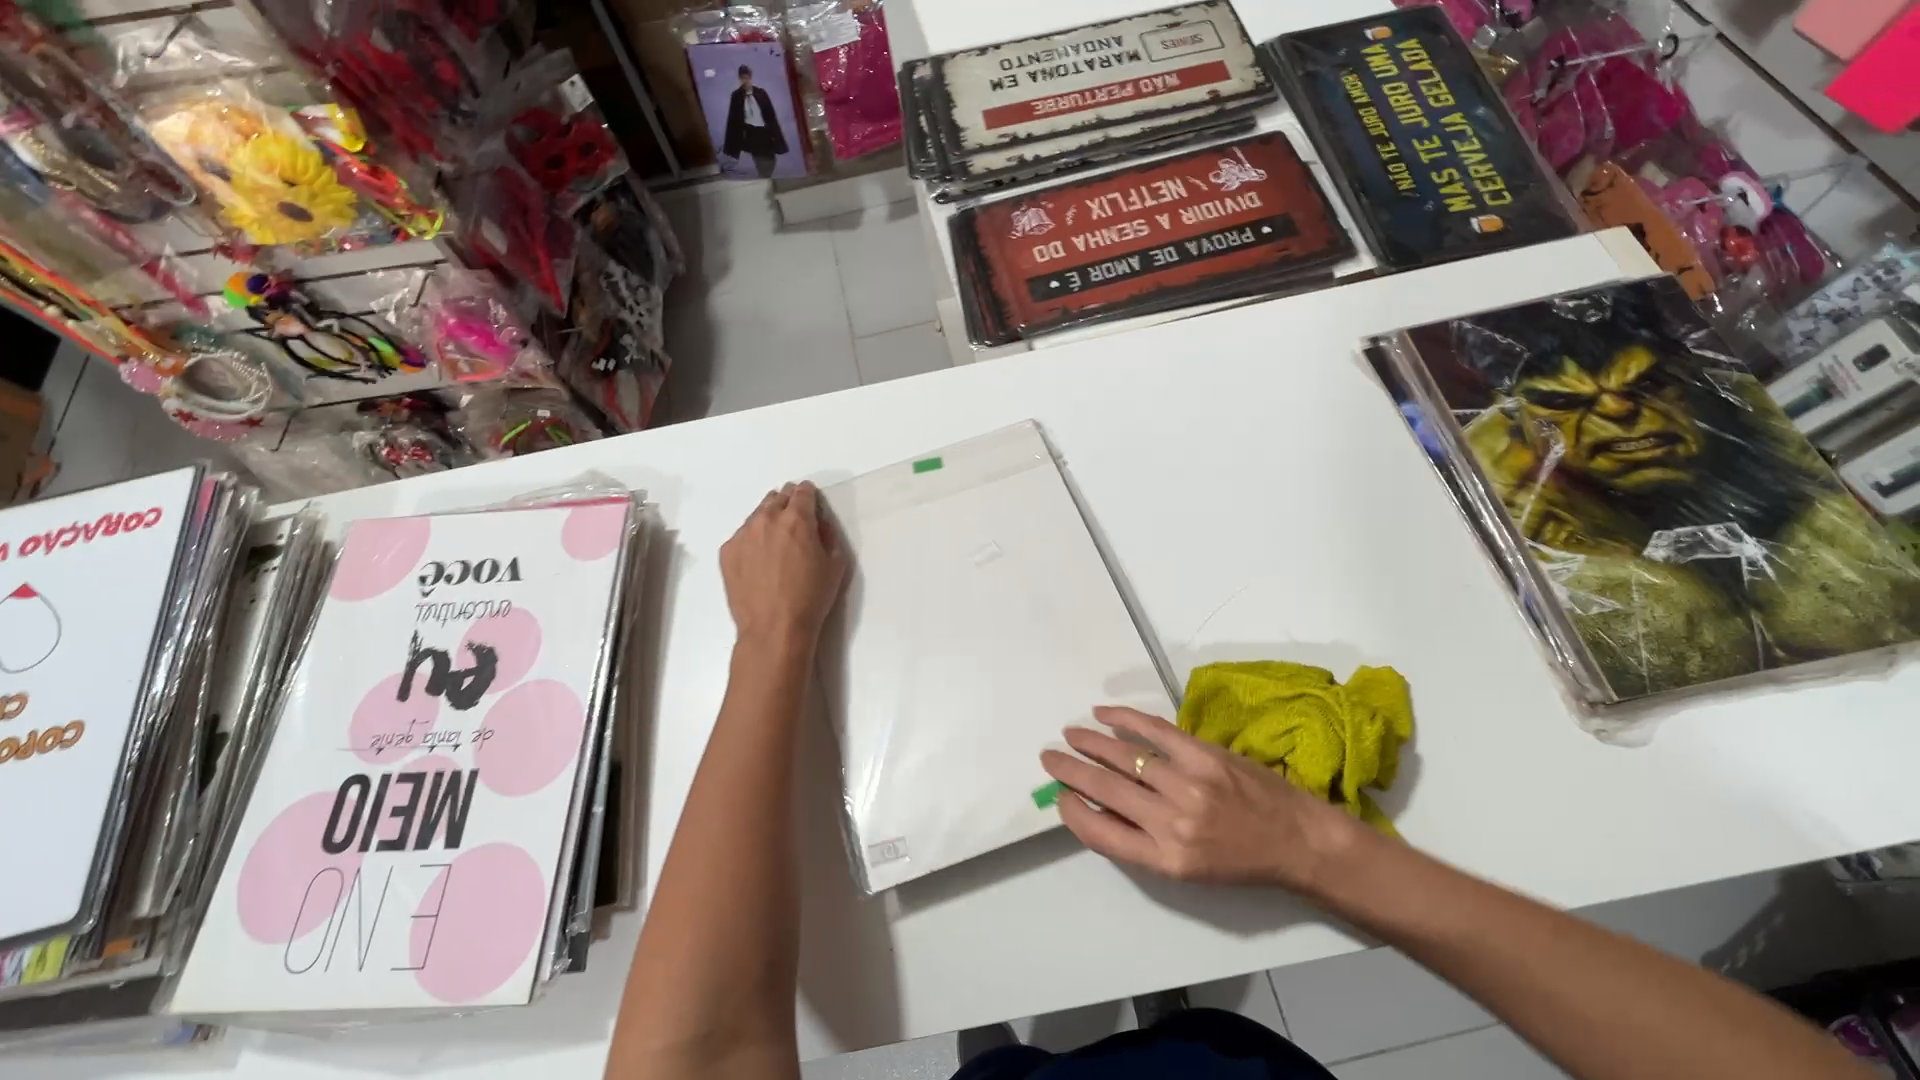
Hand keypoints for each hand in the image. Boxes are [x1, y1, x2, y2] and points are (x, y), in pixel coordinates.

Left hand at [719, 481, 848, 650]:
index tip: (810, 501)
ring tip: (775, 540)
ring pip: (757, 515)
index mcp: (797, 520)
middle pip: (777, 497)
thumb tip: (818, 522)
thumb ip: (828, 535)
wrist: (773, 627)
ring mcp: (743, 534)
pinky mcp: (727, 551)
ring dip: (769, 519)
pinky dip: (752, 539)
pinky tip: (759, 559)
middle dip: (787, 503)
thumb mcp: (835, 565)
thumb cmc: (811, 598)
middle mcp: (767, 519)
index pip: (802, 492)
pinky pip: (742, 535)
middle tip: (793, 519)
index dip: (808, 494)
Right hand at [1039, 706, 1365, 894]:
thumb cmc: (1241, 862)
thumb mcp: (1188, 871)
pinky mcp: (1205, 754)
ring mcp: (1189, 784)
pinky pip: (1155, 731)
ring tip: (1070, 734)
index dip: (1073, 812)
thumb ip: (1143, 843)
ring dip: (1090, 742)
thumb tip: (1099, 811)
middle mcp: (1173, 822)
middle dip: (1070, 770)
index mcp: (1166, 859)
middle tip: (1048, 757)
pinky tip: (1103, 713)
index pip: (1101, 833)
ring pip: (1125, 756)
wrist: (1299, 841)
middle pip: (1105, 789)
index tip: (1060, 797)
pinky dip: (1125, 719)